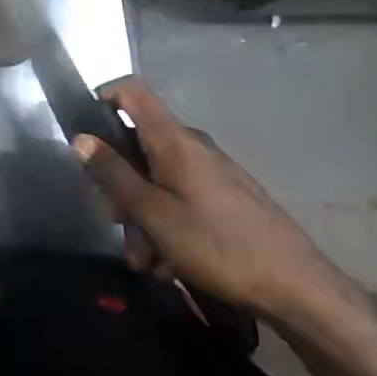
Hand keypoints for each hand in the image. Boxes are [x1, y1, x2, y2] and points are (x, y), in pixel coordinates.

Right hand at [75, 78, 350, 319]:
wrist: (296, 285)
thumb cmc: (217, 244)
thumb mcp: (153, 214)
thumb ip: (114, 175)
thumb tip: (80, 139)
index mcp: (174, 139)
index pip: (132, 90)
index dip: (104, 98)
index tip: (86, 135)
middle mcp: (192, 145)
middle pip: (140, 144)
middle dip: (119, 184)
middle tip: (115, 222)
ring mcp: (212, 170)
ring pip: (158, 179)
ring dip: (142, 215)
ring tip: (146, 261)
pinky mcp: (226, 196)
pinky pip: (181, 197)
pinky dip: (167, 223)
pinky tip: (170, 263)